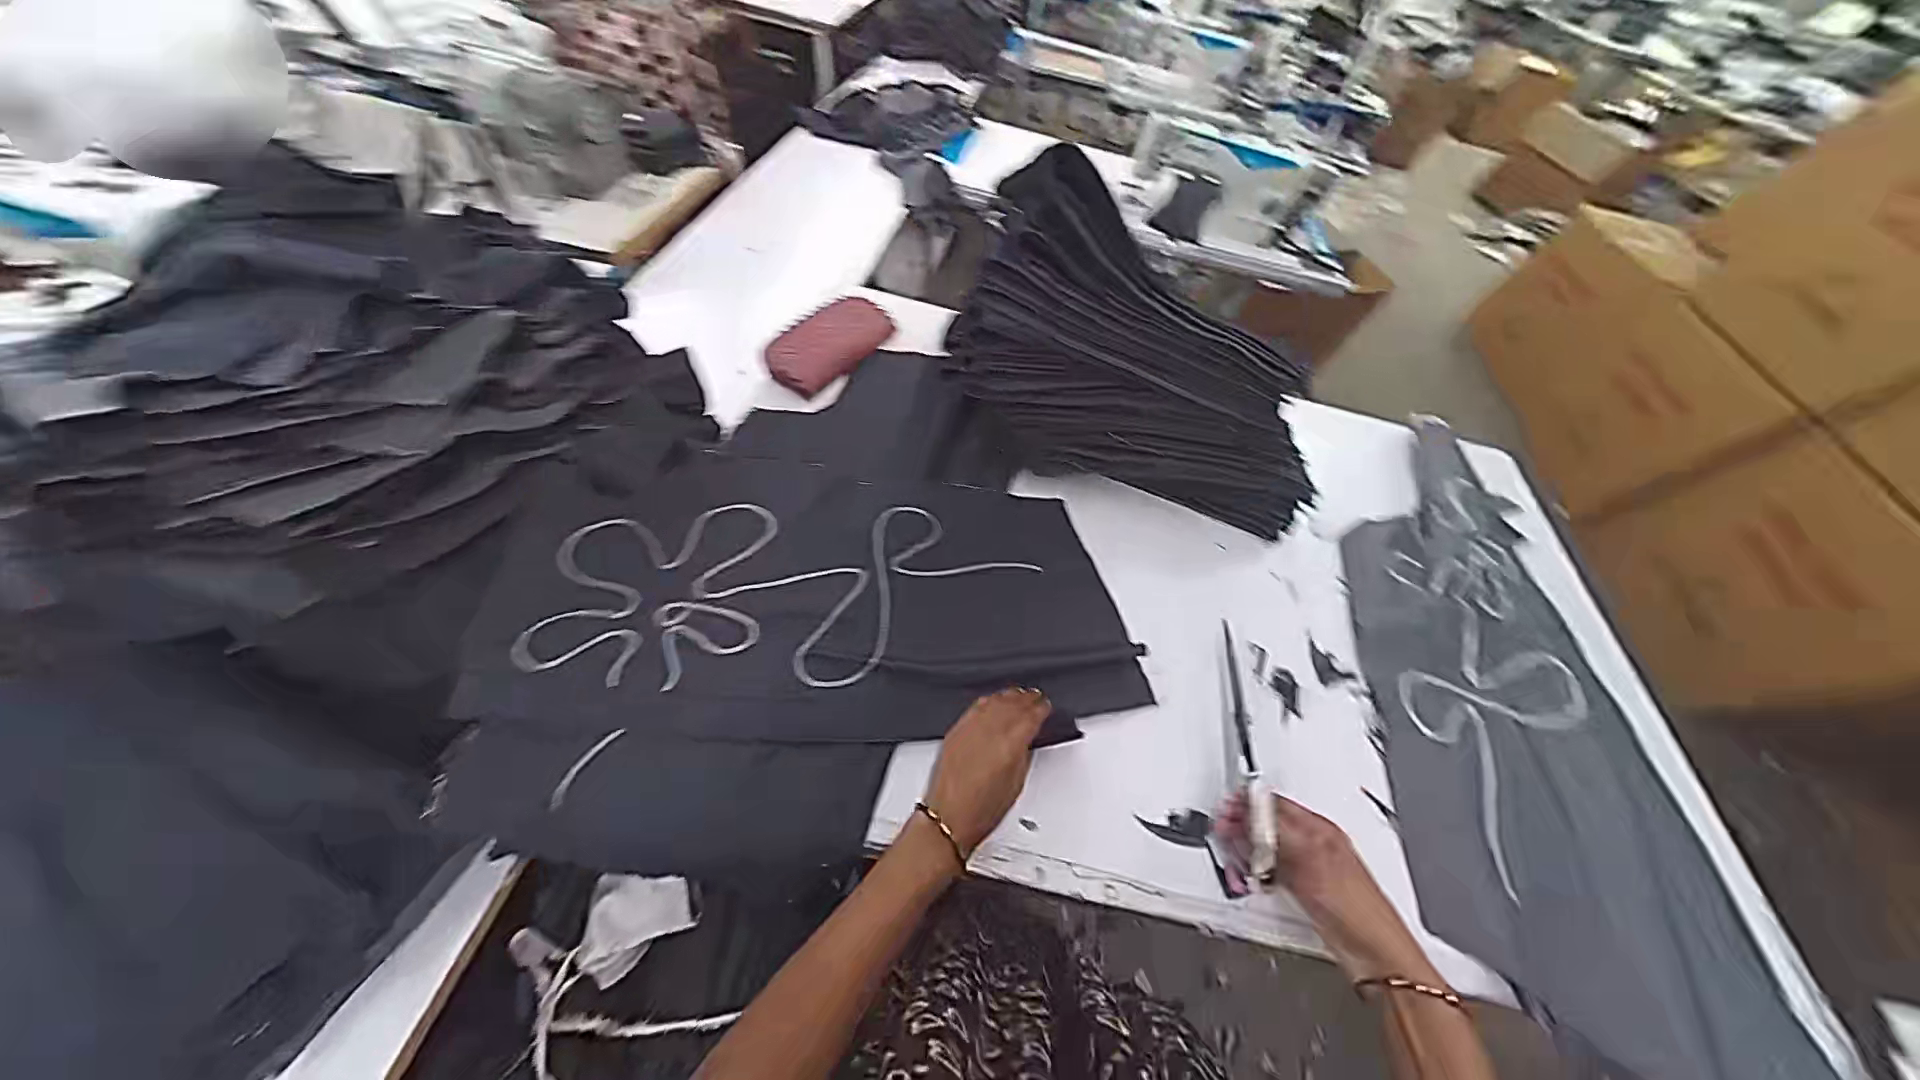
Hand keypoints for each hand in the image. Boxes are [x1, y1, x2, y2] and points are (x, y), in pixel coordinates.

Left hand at [923, 687, 1051, 852]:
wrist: (948, 816)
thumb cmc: (980, 810)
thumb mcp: (1017, 783)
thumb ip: (1023, 754)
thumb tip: (1026, 740)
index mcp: (1010, 745)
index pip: (1031, 716)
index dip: (1041, 708)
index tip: (1045, 706)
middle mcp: (989, 732)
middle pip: (1014, 703)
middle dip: (1028, 699)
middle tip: (1036, 698)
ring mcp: (970, 729)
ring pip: (995, 700)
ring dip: (1010, 697)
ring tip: (1019, 696)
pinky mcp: (956, 730)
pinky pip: (977, 706)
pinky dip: (989, 701)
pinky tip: (993, 701)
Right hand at [1217, 793, 1436, 982]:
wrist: (1374, 954)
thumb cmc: (1355, 907)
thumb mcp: (1306, 855)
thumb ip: (1274, 828)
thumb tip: (1250, 806)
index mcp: (1316, 826)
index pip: (1270, 801)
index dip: (1244, 804)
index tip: (1225, 811)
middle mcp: (1310, 843)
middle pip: (1262, 825)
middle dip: (1240, 831)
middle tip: (1226, 839)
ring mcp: (1306, 868)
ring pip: (1262, 850)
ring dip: (1244, 855)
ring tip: (1238, 866)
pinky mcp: (1301, 891)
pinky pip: (1268, 873)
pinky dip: (1254, 875)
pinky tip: (1251, 881)